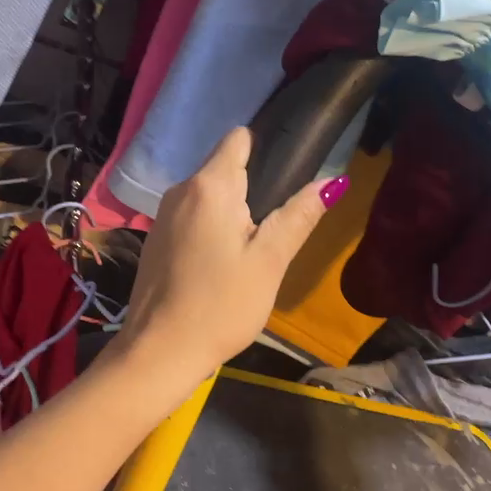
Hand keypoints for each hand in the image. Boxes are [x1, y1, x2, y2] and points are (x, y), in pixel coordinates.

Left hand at [114, 127, 336, 383]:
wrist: (160, 352)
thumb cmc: (221, 305)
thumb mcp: (270, 261)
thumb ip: (299, 215)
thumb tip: (334, 180)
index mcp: (209, 186)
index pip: (239, 139)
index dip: (266, 149)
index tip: (288, 175)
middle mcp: (180, 190)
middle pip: (225, 169)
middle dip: (253, 189)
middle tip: (276, 228)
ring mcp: (163, 216)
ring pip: (209, 197)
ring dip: (233, 213)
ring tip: (253, 249)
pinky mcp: (156, 240)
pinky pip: (192, 218)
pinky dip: (211, 229)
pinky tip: (223, 264)